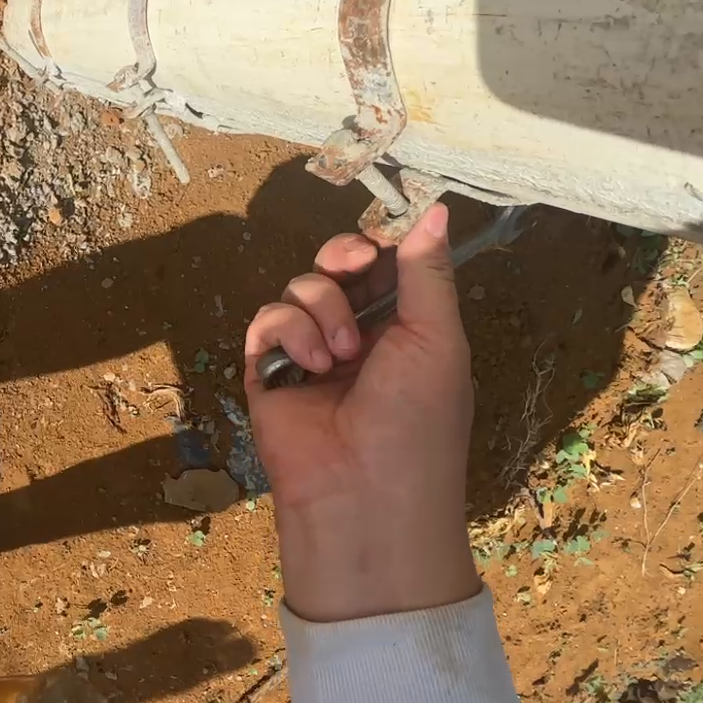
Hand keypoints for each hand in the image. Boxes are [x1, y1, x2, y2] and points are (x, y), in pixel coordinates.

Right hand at [242, 203, 480, 622]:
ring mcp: (308, 350)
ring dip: (321, 310)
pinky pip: (267, 320)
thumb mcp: (435, 339)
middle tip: (350, 266)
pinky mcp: (268, 367)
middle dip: (341, 259)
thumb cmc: (417, 418)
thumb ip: (426, 272)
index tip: (379, 240)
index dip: (377, 245)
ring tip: (339, 355)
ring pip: (299, 288)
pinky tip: (308, 363)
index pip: (383, 265)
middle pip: (335, 266)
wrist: (365, 494)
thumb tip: (435, 208)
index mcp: (403, 327)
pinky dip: (287, 332)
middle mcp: (354, 332)